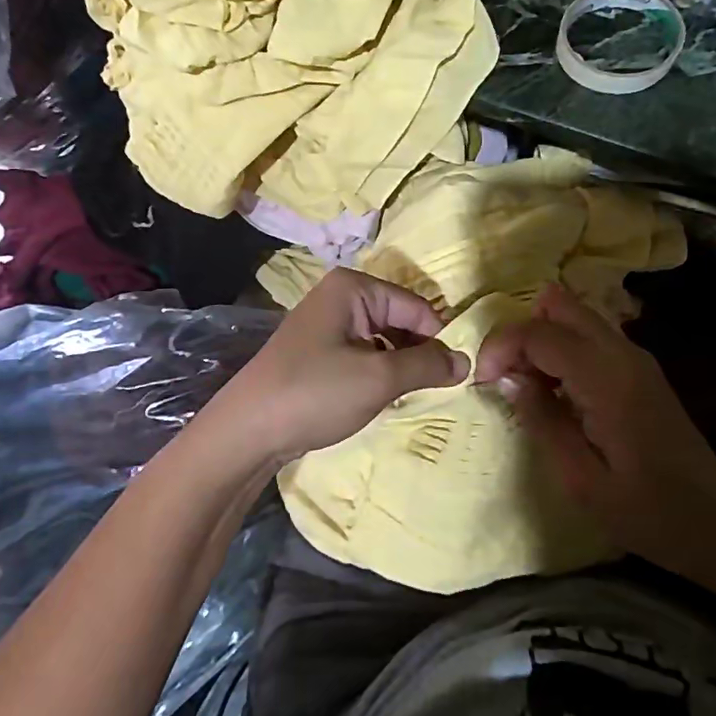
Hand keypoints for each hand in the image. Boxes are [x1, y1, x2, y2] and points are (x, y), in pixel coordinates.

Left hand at [205, 268, 467, 464]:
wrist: (249, 428)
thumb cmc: (315, 392)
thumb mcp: (378, 377)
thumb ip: (426, 365)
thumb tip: (467, 360)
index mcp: (353, 287)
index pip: (417, 306)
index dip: (441, 340)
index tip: (463, 376)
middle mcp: (340, 296)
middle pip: (400, 319)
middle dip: (421, 353)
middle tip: (443, 390)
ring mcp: (327, 323)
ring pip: (383, 339)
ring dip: (401, 366)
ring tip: (416, 397)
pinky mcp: (320, 351)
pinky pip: (364, 354)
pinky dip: (380, 373)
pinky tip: (387, 398)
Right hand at [476, 284, 715, 581]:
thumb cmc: (649, 513)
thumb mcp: (581, 479)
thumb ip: (541, 419)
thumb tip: (508, 377)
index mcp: (606, 378)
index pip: (538, 332)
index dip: (501, 347)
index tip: (483, 381)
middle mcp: (622, 353)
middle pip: (557, 303)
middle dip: (521, 331)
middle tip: (506, 374)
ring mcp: (635, 357)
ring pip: (572, 314)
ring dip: (540, 338)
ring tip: (527, 385)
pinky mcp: (639, 369)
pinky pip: (587, 335)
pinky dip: (560, 348)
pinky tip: (556, 391)